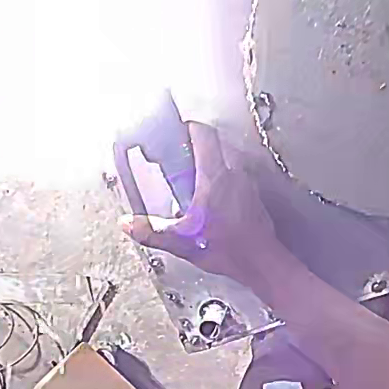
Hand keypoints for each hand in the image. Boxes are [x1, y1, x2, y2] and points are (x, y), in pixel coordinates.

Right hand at [121, 123, 296, 294]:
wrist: (261, 261)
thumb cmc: (229, 249)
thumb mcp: (182, 241)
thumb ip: (151, 231)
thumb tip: (127, 224)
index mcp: (215, 177)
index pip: (205, 135)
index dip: (191, 127)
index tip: (180, 128)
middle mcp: (234, 174)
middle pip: (218, 142)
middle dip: (200, 141)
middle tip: (183, 151)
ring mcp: (247, 184)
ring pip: (230, 157)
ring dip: (214, 158)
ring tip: (196, 173)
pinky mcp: (254, 196)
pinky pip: (238, 175)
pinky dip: (225, 175)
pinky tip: (213, 195)